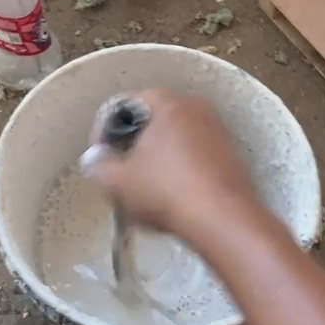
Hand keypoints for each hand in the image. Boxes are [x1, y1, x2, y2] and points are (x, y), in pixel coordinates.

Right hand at [79, 89, 284, 256]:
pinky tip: (170, 193)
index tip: (99, 155)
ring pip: (174, 137)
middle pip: (151, 118)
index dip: (104, 128)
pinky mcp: (230, 156)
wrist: (224, 221)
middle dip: (131, 141)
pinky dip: (177, 166)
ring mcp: (217, 131)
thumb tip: (94, 160)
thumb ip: (98, 165)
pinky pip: (194, 153)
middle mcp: (195, 108)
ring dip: (155, 155)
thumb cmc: (167, 191)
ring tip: (143, 184)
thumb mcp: (118, 181)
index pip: (124, 103)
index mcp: (167, 103)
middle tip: (118, 167)